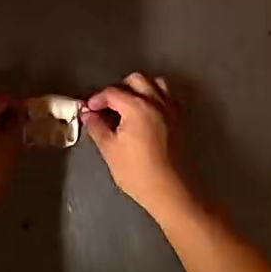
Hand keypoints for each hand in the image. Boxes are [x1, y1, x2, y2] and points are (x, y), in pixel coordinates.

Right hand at [82, 73, 195, 216]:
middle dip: (119, 88)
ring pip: (157, 84)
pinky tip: (149, 114)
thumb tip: (88, 115)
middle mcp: (157, 102)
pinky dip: (158, 98)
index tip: (88, 110)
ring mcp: (172, 110)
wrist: (172, 191)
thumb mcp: (110, 150)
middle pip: (136, 80)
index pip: (112, 92)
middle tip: (108, 106)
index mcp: (137, 107)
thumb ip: (97, 127)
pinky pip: (170, 98)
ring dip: (141, 89)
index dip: (97, 99)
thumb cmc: (138, 172)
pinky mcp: (182, 121)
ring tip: (129, 106)